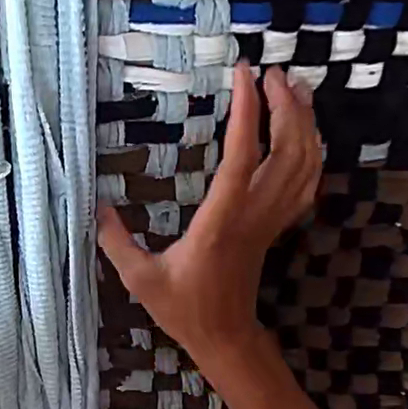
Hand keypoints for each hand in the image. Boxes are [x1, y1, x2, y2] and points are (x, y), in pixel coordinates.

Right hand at [97, 63, 320, 369]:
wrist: (225, 336)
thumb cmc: (184, 308)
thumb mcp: (139, 279)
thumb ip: (116, 241)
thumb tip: (97, 206)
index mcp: (220, 220)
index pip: (242, 155)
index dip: (246, 110)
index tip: (242, 73)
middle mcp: (253, 214)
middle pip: (287, 151)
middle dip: (284, 106)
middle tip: (270, 72)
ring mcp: (271, 220)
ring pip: (305, 164)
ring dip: (303, 122)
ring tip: (292, 87)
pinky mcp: (276, 225)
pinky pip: (306, 183)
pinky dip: (311, 151)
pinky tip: (304, 132)